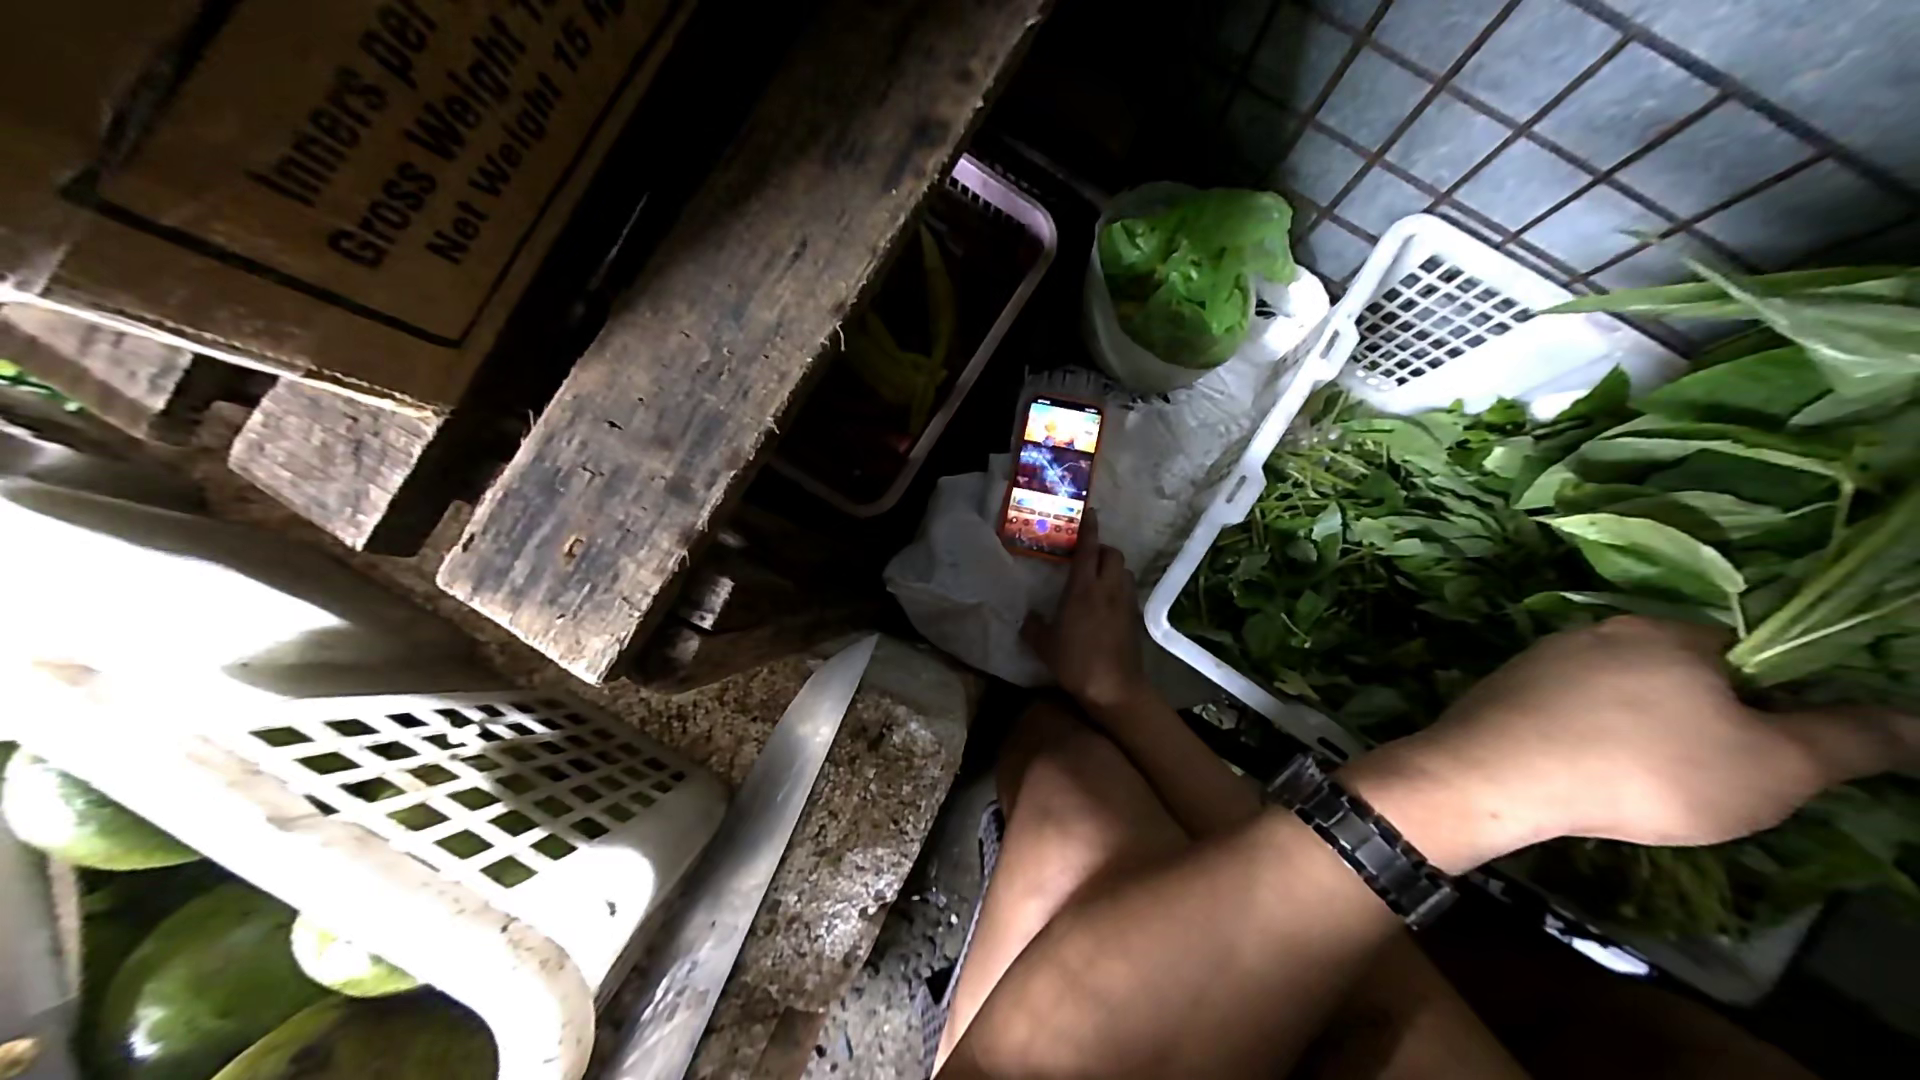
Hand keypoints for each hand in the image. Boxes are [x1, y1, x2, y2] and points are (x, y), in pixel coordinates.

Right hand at [1023, 512, 1148, 711]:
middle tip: (1085, 556)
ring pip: (1124, 571)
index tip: (1088, 513)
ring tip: (1097, 578)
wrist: (1114, 688)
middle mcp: (1108, 589)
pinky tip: (1106, 603)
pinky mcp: (1134, 618)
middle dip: (1101, 549)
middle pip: (1112, 554)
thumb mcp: (1044, 645)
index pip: (1088, 549)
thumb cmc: (1075, 662)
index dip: (1088, 529)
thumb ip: (1033, 626)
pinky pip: (1127, 591)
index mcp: (1083, 589)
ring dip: (1112, 567)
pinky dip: (1118, 587)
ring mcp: (1125, 603)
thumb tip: (1029, 617)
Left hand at [1341, 616, 1919, 873]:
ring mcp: (1539, 658)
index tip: (1770, 747)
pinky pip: (1567, 710)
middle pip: (1676, 672)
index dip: (1772, 700)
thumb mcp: (1775, 764)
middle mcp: (1594, 631)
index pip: (1744, 652)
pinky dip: (1588, 736)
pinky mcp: (1502, 688)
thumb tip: (1914, 719)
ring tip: (1646, 779)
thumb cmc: (1644, 767)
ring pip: (1617, 693)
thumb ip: (1850, 738)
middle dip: (1702, 718)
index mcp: (1662, 632)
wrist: (1495, 774)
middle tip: (1708, 772)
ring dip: (1641, 730)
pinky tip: (1588, 770)